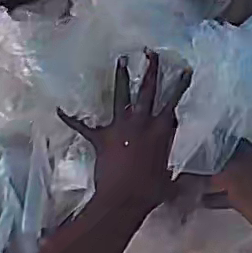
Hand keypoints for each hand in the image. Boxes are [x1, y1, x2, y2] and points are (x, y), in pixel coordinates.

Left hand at [60, 51, 189, 210]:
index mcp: (161, 131)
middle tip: (152, 53)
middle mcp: (142, 123)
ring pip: (122, 96)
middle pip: (148, 91)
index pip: (172, 103)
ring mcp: (120, 128)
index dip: (180, 86)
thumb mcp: (169, 180)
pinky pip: (83, 126)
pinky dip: (72, 118)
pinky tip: (60, 109)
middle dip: (151, 70)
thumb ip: (177, 173)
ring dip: (121, 77)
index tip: (184, 70)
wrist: (122, 199)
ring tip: (121, 60)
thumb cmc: (150, 191)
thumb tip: (192, 180)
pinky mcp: (101, 138)